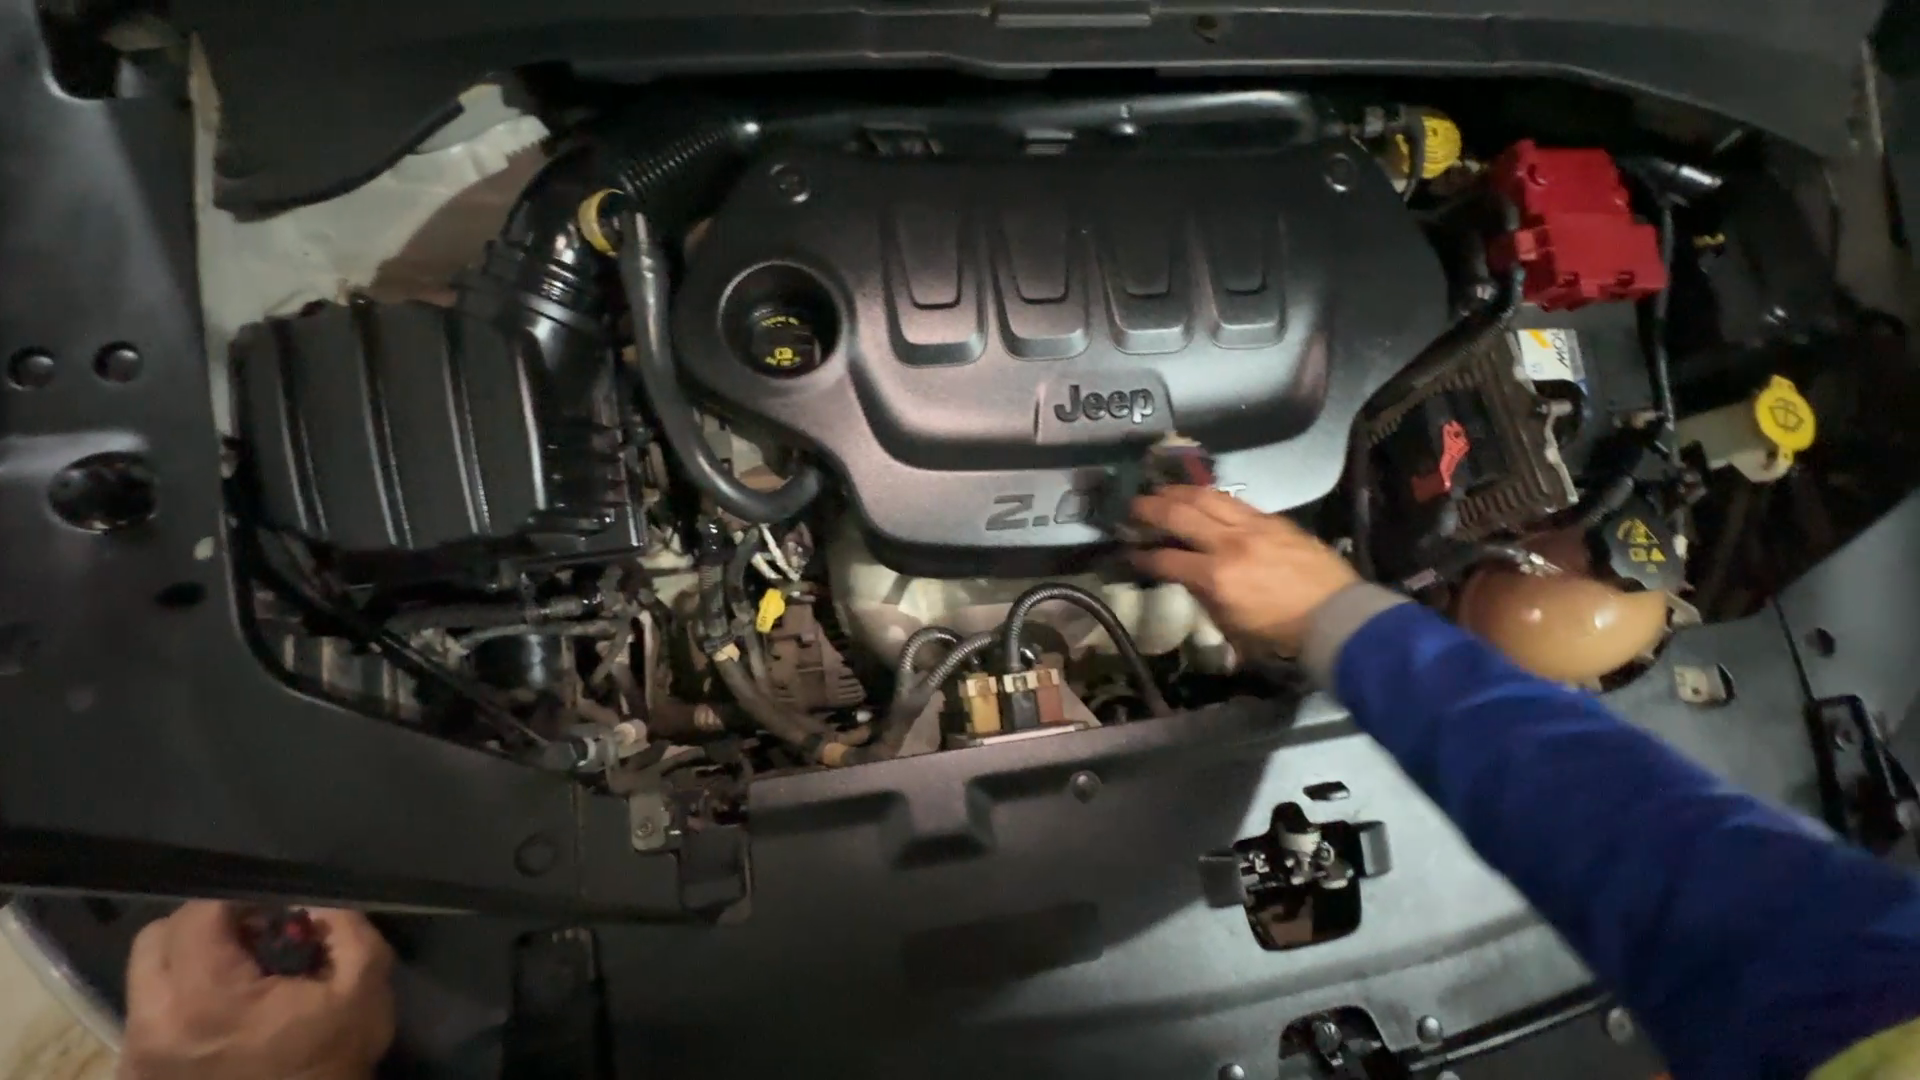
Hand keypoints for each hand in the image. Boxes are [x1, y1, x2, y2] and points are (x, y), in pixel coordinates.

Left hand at [119, 902, 395, 1079]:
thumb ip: (345, 927)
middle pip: (154, 941)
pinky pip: (149, 1009)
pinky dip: (186, 991)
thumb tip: (314, 904)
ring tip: (249, 971)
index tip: (275, 907)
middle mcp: (154, 1025)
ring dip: (193, 958)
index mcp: (208, 999)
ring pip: (146, 975)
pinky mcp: (137, 1074)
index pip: (195, 918)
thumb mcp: (365, 980)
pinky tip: (234, 1006)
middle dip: (207, 924)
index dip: (237, 898)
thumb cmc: (332, 1056)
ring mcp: (137, 1055)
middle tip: (258, 932)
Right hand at [1129, 486, 1359, 654]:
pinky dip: (1208, 496)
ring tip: (1160, 491)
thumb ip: (1204, 597)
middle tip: (1131, 506)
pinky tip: (1198, 496)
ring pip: (1205, 497)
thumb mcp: (1231, 626)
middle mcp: (1228, 544)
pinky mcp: (1272, 519)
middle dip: (1148, 509)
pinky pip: (1232, 500)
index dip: (1141, 556)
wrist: (1336, 617)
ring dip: (1177, 492)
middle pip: (1178, 515)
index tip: (1128, 552)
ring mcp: (1251, 526)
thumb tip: (1186, 577)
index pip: (1164, 559)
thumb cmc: (1280, 634)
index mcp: (1216, 578)